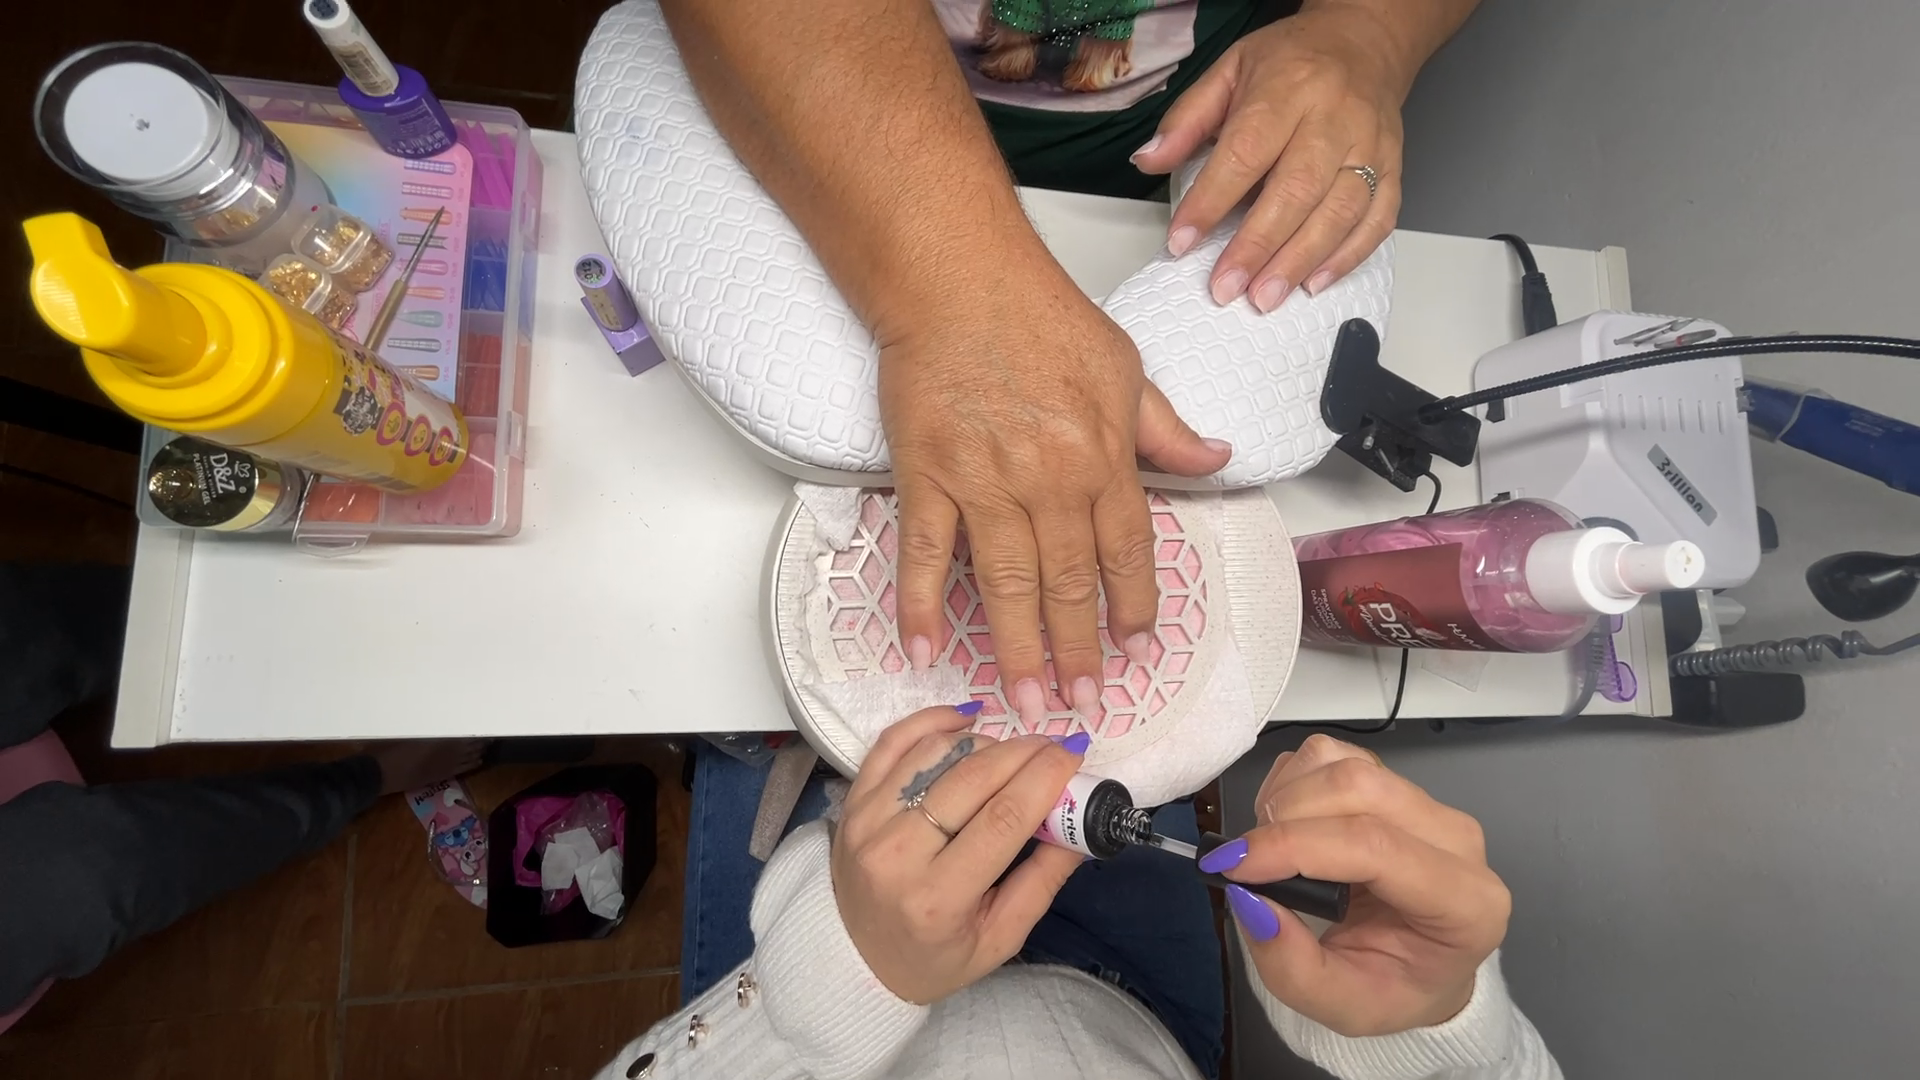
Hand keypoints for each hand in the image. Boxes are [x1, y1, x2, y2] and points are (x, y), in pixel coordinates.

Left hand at [830, 705, 1089, 1003]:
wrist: (853, 959)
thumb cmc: (934, 955)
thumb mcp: (999, 939)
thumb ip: (1042, 880)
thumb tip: (1081, 824)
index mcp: (938, 898)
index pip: (1002, 819)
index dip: (1043, 778)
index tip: (1073, 753)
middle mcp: (896, 854)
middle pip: (971, 779)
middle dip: (1022, 752)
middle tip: (1052, 745)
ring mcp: (867, 820)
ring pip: (935, 753)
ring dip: (983, 740)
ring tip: (1010, 749)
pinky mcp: (852, 799)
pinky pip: (893, 742)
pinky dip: (932, 720)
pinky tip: (965, 718)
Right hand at [879, 265, 1228, 725]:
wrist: (959, 281)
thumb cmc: (1041, 317)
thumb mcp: (1124, 366)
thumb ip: (1165, 425)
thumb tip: (1217, 458)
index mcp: (1103, 455)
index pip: (1127, 550)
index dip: (1131, 606)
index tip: (1132, 649)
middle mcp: (1050, 480)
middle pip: (1068, 582)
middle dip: (1077, 650)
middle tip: (1081, 704)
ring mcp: (984, 483)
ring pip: (1004, 583)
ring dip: (1017, 648)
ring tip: (1025, 700)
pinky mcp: (926, 476)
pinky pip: (924, 552)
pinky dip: (920, 603)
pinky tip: (923, 648)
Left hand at [1132, 3, 1409, 311]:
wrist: (1367, 40)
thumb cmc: (1292, 64)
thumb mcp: (1229, 72)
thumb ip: (1187, 120)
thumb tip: (1146, 159)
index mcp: (1289, 90)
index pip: (1245, 153)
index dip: (1210, 203)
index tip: (1181, 243)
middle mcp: (1335, 118)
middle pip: (1295, 191)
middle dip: (1257, 248)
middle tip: (1226, 289)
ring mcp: (1370, 146)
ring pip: (1339, 211)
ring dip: (1299, 262)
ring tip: (1265, 299)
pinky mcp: (1393, 168)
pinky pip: (1378, 219)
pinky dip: (1348, 257)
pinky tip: (1315, 284)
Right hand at [1205, 734, 1510, 1035]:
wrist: (1412, 962)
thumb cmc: (1386, 982)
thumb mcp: (1341, 1006)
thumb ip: (1292, 966)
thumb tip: (1248, 898)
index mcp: (1466, 901)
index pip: (1374, 846)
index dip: (1294, 847)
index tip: (1235, 868)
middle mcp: (1454, 838)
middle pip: (1355, 787)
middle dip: (1282, 818)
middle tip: (1250, 862)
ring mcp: (1421, 798)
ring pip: (1337, 763)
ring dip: (1283, 796)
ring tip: (1273, 846)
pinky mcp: (1387, 776)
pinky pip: (1326, 753)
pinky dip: (1287, 781)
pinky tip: (1288, 822)